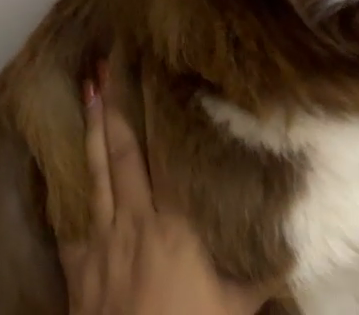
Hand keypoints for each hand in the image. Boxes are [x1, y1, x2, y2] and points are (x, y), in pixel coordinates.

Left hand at [59, 76, 272, 314]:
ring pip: (93, 176)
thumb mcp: (236, 307)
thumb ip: (263, 273)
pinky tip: (60, 169)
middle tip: (105, 66)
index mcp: (175, 223)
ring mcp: (100, 244)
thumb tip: (298, 246)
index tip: (149, 80)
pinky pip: (70, 220)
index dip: (154, 118)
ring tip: (85, 92)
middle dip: (113, 109)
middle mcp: (135, 221)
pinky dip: (67, 190)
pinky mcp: (78, 272)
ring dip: (89, 133)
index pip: (163, 158)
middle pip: (121, 154)